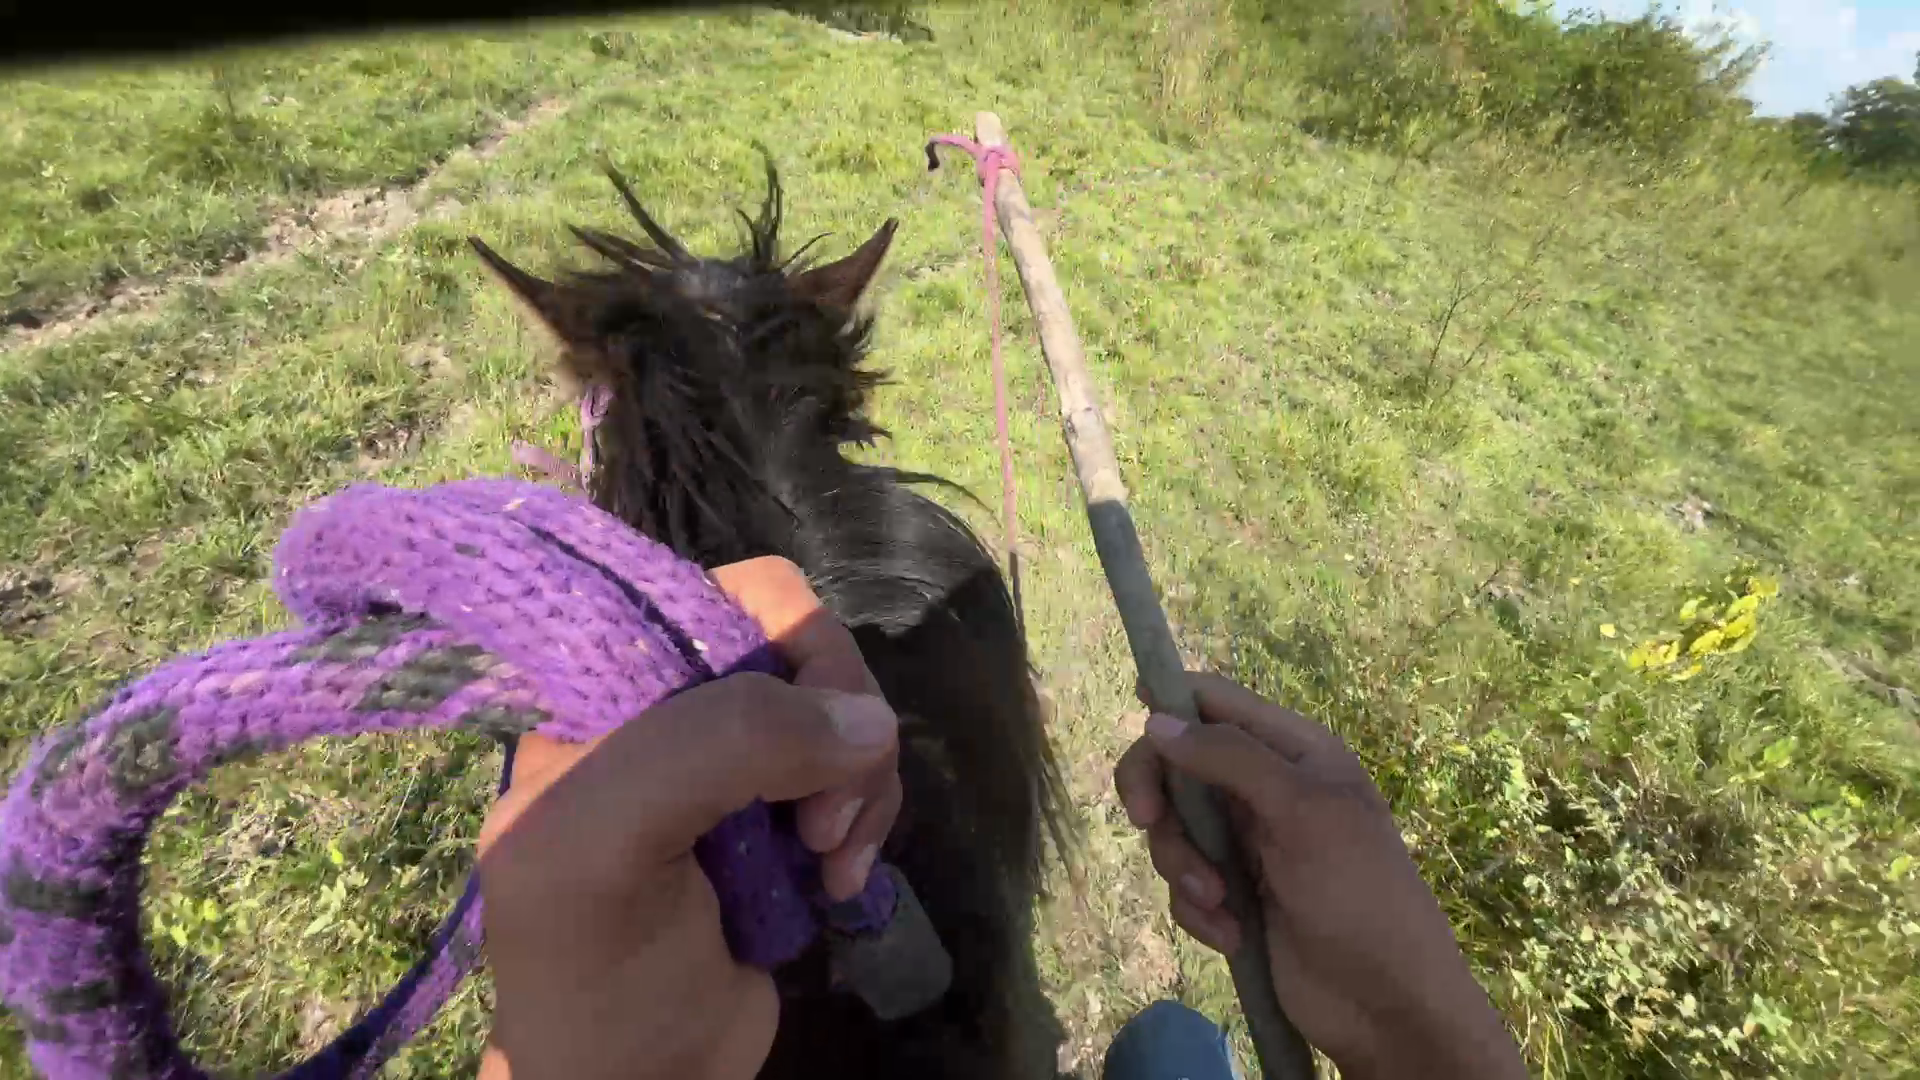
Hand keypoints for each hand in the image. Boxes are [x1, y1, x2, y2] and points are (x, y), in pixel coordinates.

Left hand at [477, 557, 900, 1079]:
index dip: (792, 639)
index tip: (807, 723)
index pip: (729, 595)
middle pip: (808, 648)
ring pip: (848, 707)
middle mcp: (684, 698)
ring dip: (863, 783)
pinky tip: (841, 874)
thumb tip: (873, 720)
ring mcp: (746, 750)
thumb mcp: (605, 846)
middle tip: (821, 823)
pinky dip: (872, 810)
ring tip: (834, 861)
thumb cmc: (592, 970)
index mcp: (614, 684)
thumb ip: (716, 746)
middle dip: (837, 728)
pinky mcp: (794, 797)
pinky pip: (864, 762)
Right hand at [1114, 673, 1526, 1079]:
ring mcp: (1243, 838)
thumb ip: (1229, 756)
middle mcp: (1261, 786)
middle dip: (1158, 791)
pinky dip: (1196, 905)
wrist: (1388, 1012)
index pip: (1217, 701)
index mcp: (1291, 751)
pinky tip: (1231, 932)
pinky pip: (1182, 877)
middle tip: (1145, 818)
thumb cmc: (1358, 894)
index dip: (1174, 697)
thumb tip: (1156, 720)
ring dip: (1182, 862)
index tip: (1135, 702)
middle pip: (1176, 761)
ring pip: (1172, 824)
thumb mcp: (1301, 811)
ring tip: (1217, 899)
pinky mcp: (1230, 888)